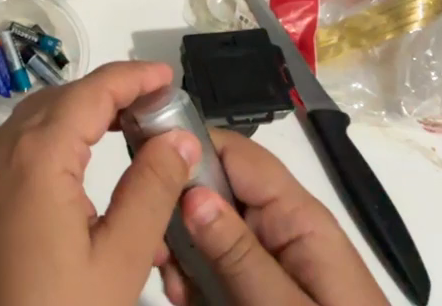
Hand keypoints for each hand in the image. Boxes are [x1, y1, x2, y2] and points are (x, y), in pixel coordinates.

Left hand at [0, 61, 202, 305]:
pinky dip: (63, 137)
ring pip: (42, 117)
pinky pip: (26, 144)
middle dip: (111, 93)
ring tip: (133, 125)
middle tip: (158, 105)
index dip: (132, 78)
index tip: (168, 76)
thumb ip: (151, 192)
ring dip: (86, 113)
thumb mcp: (117, 260)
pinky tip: (91, 162)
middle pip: (64, 97)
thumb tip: (178, 139)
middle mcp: (5, 146)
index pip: (92, 91)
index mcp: (37, 152)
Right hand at [160, 129, 387, 305]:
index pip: (236, 153)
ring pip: (207, 229)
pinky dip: (194, 280)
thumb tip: (190, 190)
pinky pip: (216, 265)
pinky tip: (186, 299)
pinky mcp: (260, 289)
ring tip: (175, 289)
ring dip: (181, 252)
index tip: (143, 174)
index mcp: (298, 218)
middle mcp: (282, 227)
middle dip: (178, 213)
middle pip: (215, 189)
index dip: (188, 150)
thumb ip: (240, 255)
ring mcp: (270, 260)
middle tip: (157, 253)